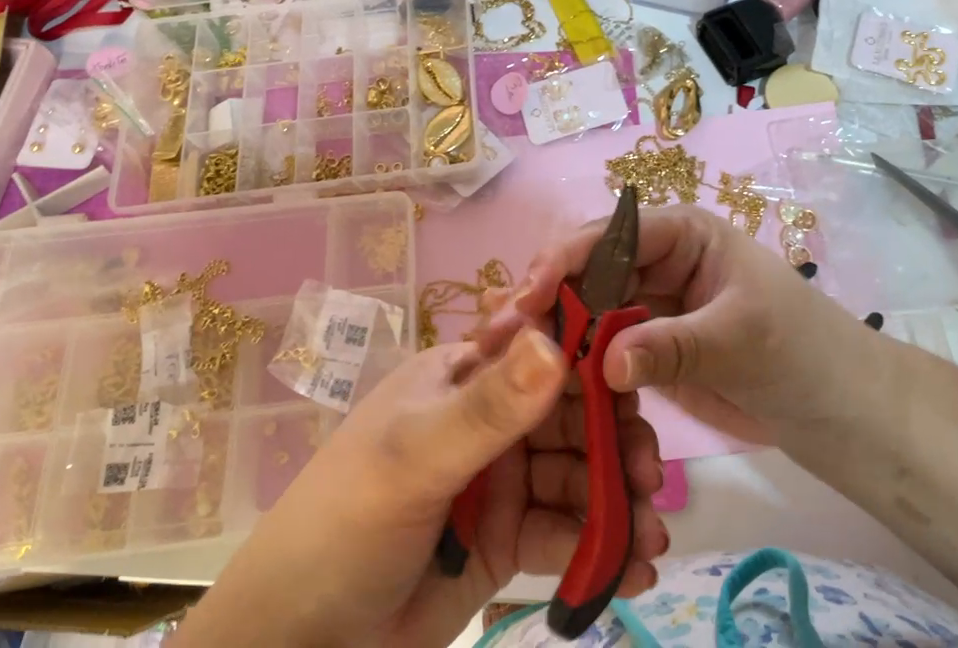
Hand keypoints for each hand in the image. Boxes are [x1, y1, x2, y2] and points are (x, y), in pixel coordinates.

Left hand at [176, 329, 666, 647]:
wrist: (305, 638)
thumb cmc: (345, 523)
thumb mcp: (415, 459)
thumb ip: (489, 408)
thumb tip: (555, 339)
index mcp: (461, 378)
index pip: (539, 351)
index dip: (594, 362)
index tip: (640, 381)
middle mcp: (488, 422)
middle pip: (570, 418)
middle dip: (615, 444)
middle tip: (650, 478)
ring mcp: (500, 482)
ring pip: (577, 478)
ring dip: (617, 503)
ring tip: (653, 539)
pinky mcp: (508, 540)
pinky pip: (567, 534)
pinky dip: (602, 549)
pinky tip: (635, 571)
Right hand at [487, 205, 862, 443]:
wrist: (838, 410)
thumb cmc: (802, 351)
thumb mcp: (740, 338)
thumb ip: (672, 345)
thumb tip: (606, 363)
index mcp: (680, 233)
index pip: (610, 236)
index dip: (564, 260)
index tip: (528, 296)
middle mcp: (655, 262)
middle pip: (586, 272)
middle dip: (543, 299)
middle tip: (497, 337)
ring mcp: (648, 308)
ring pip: (584, 312)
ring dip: (548, 334)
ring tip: (500, 360)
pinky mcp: (645, 350)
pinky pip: (598, 350)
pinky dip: (570, 364)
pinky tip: (535, 381)